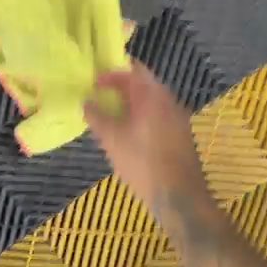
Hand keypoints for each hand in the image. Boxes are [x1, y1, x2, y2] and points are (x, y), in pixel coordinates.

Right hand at [84, 63, 207, 204]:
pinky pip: (158, 113)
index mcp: (151, 96)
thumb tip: (86, 101)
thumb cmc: (142, 162)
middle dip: (121, 85)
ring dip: (131, 100)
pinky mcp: (180, 134)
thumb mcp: (111, 139)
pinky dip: (141, 113)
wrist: (179, 196)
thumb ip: (97, 116)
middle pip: (144, 82)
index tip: (93, 80)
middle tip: (99, 93)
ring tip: (109, 112)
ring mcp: (177, 117)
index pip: (132, 70)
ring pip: (152, 99)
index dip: (111, 71)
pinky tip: (127, 130)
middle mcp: (168, 101)